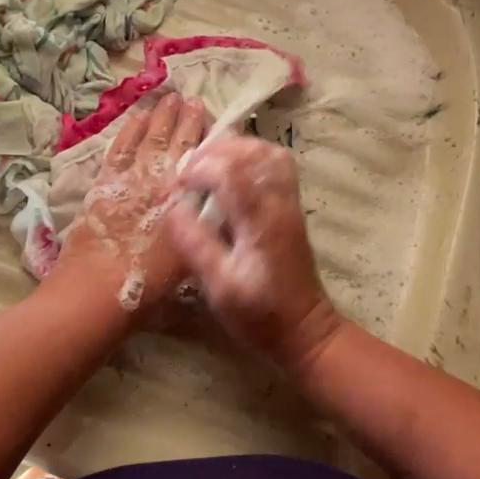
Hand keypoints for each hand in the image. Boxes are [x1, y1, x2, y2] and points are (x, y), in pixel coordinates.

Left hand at [50, 93, 205, 317]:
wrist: (98, 289)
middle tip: (191, 98)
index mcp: (182, 197)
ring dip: (159, 118)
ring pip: (147, 138)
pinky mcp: (105, 183)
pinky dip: (129, 130)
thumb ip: (203, 228)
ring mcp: (129, 178)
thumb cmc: (149, 283)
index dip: (204, 133)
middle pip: (174, 140)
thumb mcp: (190, 259)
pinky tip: (136, 119)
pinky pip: (119, 147)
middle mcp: (159, 180)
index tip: (210, 115)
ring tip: (168, 100)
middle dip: (184, 118)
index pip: (197, 155)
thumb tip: (215, 205)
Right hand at [162, 137, 344, 371]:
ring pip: (268, 152)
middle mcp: (279, 203)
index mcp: (260, 222)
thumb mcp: (219, 287)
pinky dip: (251, 156)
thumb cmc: (259, 314)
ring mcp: (290, 201)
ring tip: (207, 164)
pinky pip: (276, 164)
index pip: (230, 171)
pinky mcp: (292, 205)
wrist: (305, 330)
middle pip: (252, 152)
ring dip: (234, 149)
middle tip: (187, 169)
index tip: (175, 183)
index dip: (198, 168)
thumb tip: (174, 207)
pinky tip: (231, 171)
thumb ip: (196, 244)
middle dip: (214, 151)